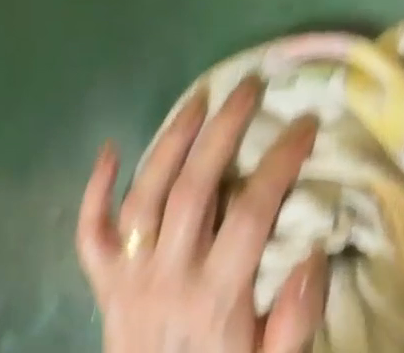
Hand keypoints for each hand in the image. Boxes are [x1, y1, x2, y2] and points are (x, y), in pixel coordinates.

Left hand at [77, 77, 326, 352]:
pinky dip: (93, 193)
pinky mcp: (103, 287)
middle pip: (195, 187)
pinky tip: (108, 152)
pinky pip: (89, 236)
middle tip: (250, 85)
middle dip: (225, 129)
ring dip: (170, 141)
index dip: (282, 160)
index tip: (308, 122)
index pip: (254, 210)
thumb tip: (315, 250)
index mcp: (216, 296)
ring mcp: (128, 280)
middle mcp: (167, 277)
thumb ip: (296, 319)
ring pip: (144, 197)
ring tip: (199, 97)